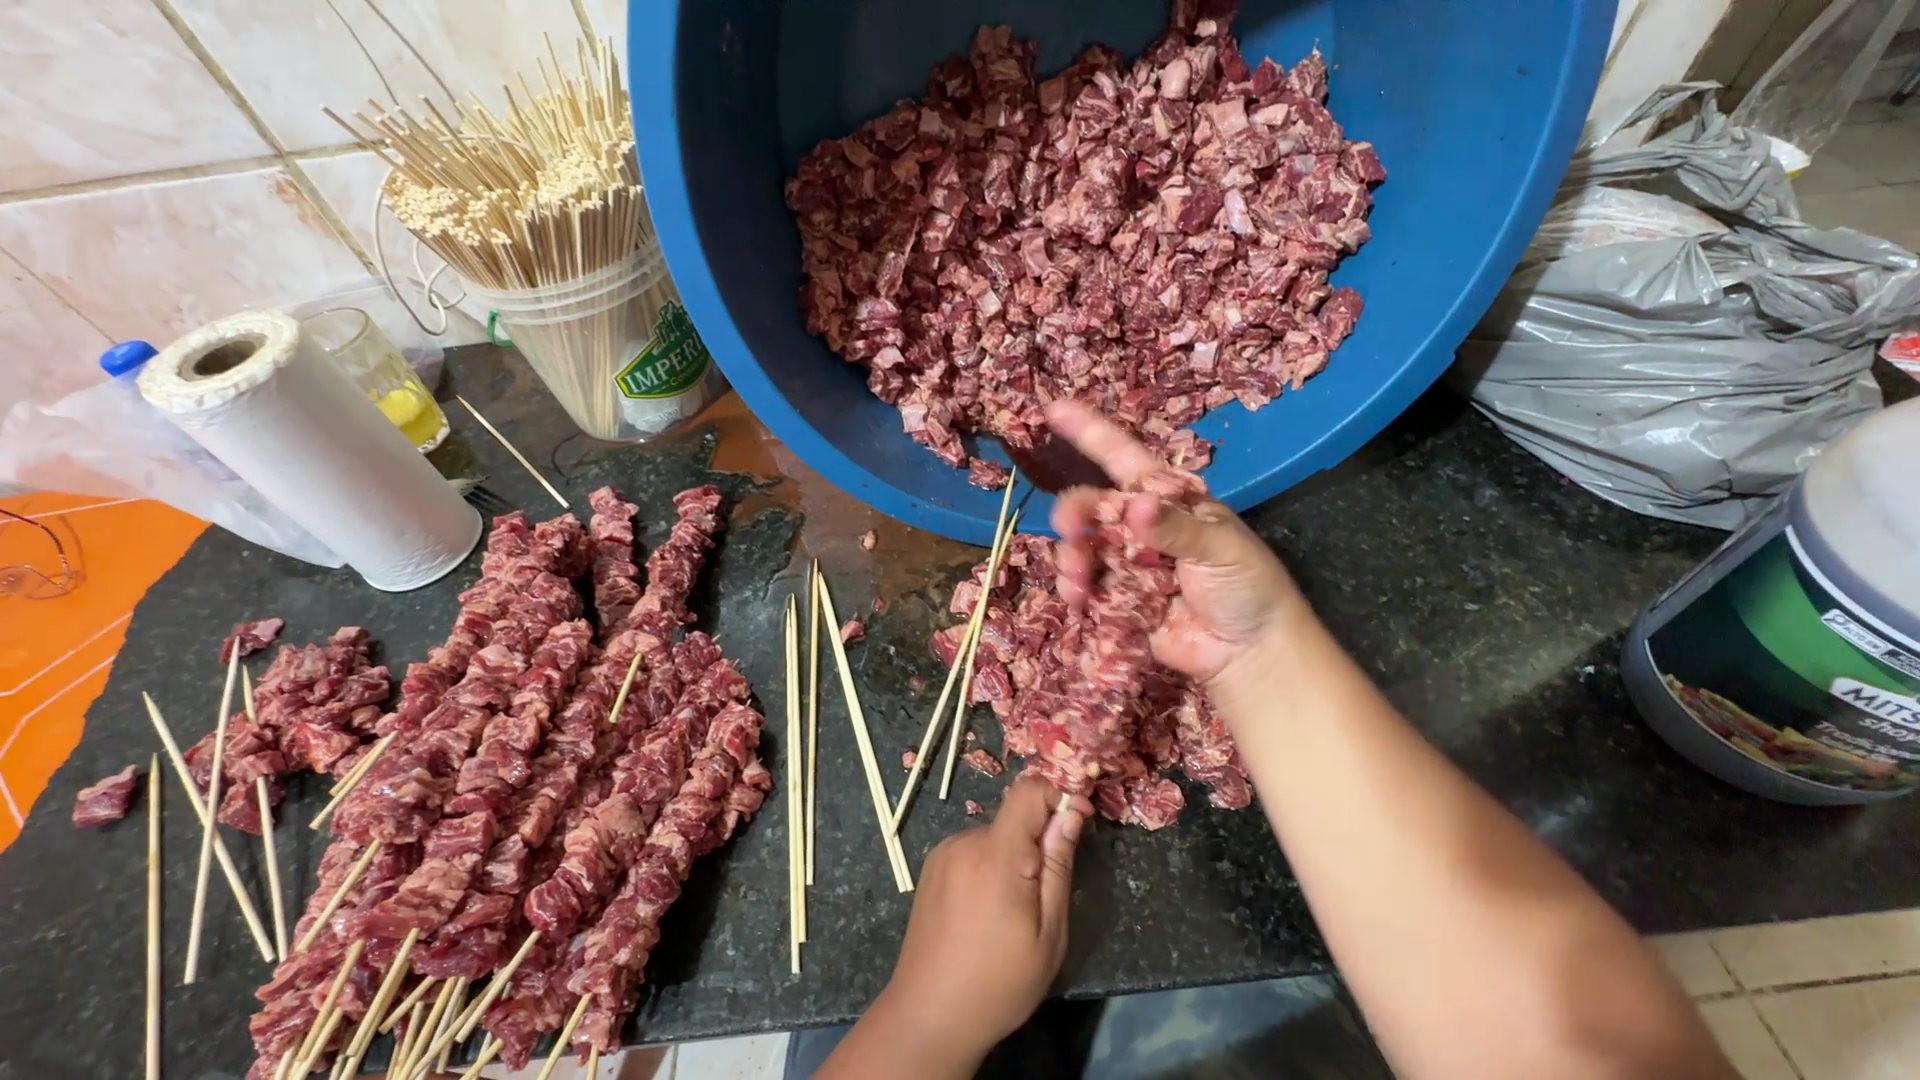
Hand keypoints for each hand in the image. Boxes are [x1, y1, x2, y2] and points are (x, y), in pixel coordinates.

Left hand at [873, 777, 1093, 1065]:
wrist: (928, 1015)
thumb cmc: (999, 982)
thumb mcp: (1048, 933)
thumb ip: (1058, 867)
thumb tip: (1071, 813)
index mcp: (995, 854)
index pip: (1029, 791)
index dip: (1059, 798)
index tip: (1078, 826)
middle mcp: (964, 842)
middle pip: (1013, 817)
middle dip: (1037, 842)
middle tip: (1045, 894)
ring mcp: (943, 854)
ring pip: (994, 836)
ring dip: (1013, 858)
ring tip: (1012, 913)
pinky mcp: (931, 869)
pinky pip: (972, 851)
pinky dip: (989, 868)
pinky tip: (986, 912)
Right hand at [1044, 399, 1312, 685]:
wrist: (1250, 651)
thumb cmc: (1248, 586)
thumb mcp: (1220, 547)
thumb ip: (1174, 528)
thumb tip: (1134, 507)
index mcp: (1168, 499)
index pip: (1124, 457)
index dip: (1090, 432)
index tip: (1054, 409)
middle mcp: (1140, 526)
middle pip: (1092, 507)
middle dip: (1075, 514)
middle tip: (1071, 530)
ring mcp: (1125, 563)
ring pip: (1081, 548)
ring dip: (1071, 558)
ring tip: (1078, 579)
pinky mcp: (1116, 599)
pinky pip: (1084, 588)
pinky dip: (1074, 590)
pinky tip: (1079, 598)